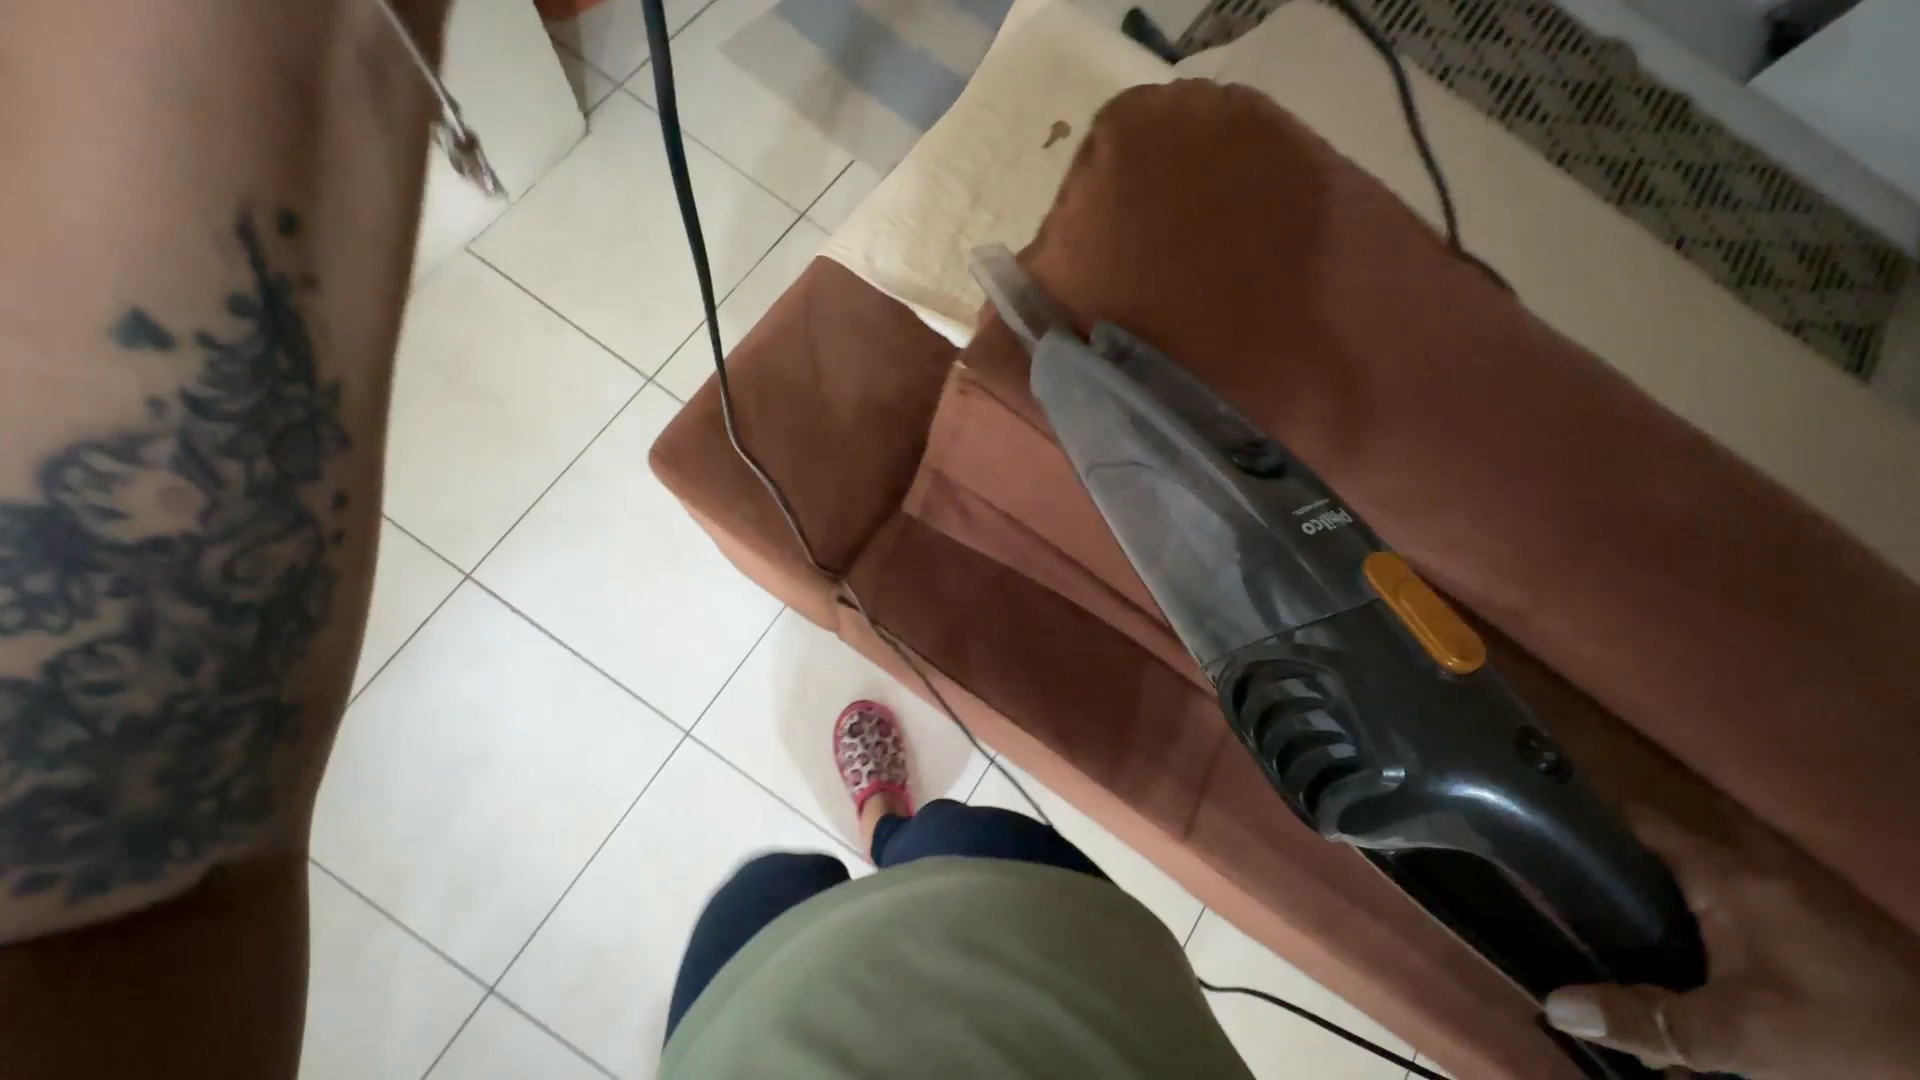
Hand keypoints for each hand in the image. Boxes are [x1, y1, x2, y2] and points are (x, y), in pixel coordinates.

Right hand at [1544, 813, 1919, 1077]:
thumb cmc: (1846, 1039)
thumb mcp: (1736, 1037)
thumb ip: (1644, 1019)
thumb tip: (1553, 1002)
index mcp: (1726, 880)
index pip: (1637, 822)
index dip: (1584, 821)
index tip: (1533, 833)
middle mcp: (1750, 884)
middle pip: (1654, 867)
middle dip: (1606, 892)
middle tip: (1555, 917)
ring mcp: (1783, 917)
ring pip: (1687, 906)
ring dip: (1647, 931)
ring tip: (1599, 963)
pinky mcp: (1802, 951)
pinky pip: (1719, 936)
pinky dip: (1686, 955)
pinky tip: (1672, 995)